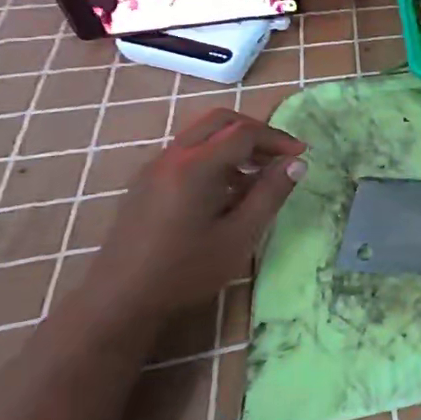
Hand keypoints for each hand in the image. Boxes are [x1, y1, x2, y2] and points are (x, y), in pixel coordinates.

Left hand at [80, 109, 306, 324]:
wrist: (120, 299)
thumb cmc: (185, 271)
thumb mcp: (238, 237)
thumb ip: (269, 195)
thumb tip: (297, 163)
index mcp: (196, 166)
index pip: (244, 132)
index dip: (276, 138)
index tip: (301, 154)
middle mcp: (173, 155)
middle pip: (220, 120)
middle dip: (255, 132)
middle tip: (279, 156)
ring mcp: (155, 166)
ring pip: (201, 134)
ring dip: (233, 143)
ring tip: (258, 175)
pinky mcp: (146, 181)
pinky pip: (186, 152)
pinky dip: (213, 156)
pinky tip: (225, 191)